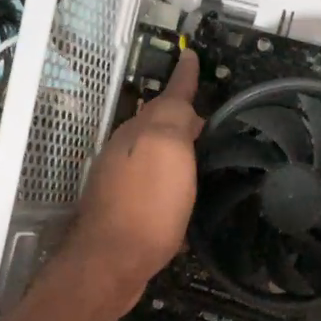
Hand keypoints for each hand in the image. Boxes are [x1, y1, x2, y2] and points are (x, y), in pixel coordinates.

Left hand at [58, 50, 202, 315]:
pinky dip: (168, 182)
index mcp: (137, 132)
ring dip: (173, 151)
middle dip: (180, 116)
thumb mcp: (168, 149)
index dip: (183, 77)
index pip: (167, 95)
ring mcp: (119, 183)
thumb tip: (186, 103)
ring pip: (152, 155)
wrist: (112, 263)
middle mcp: (123, 151)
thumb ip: (175, 117)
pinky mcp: (122, 213)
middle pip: (156, 124)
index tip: (192, 57)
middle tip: (208, 119)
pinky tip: (181, 196)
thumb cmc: (147, 206)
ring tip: (200, 155)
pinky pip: (151, 186)